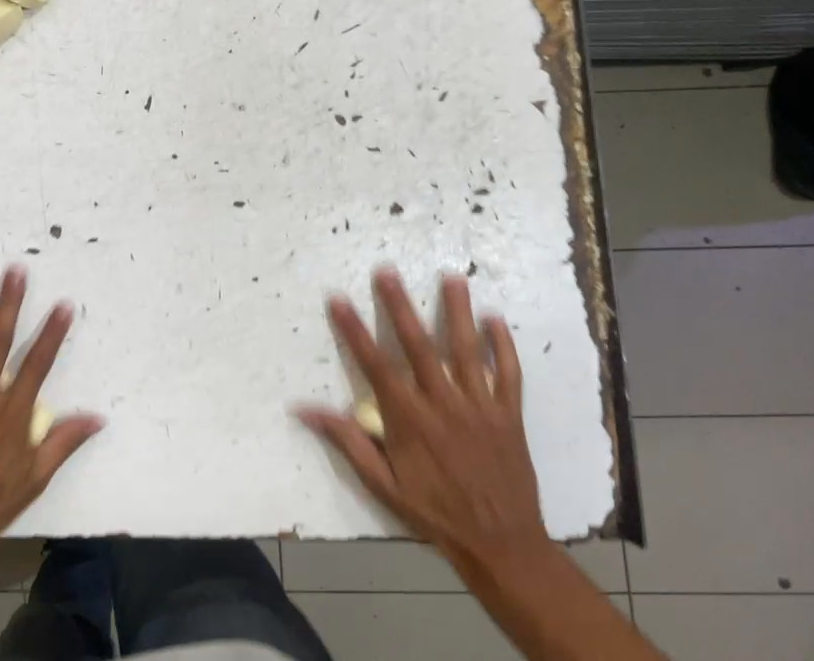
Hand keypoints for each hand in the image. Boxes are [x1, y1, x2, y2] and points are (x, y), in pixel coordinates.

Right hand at [294, 267, 548, 577]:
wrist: (501, 542)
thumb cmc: (434, 513)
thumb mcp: (382, 484)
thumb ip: (348, 441)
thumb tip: (304, 410)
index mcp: (409, 420)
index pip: (375, 364)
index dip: (354, 330)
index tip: (338, 299)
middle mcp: (444, 404)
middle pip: (420, 345)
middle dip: (400, 306)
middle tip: (388, 271)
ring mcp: (481, 407)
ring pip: (468, 350)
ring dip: (458, 311)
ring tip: (451, 276)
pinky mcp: (509, 416)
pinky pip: (508, 374)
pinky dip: (503, 346)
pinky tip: (495, 320)